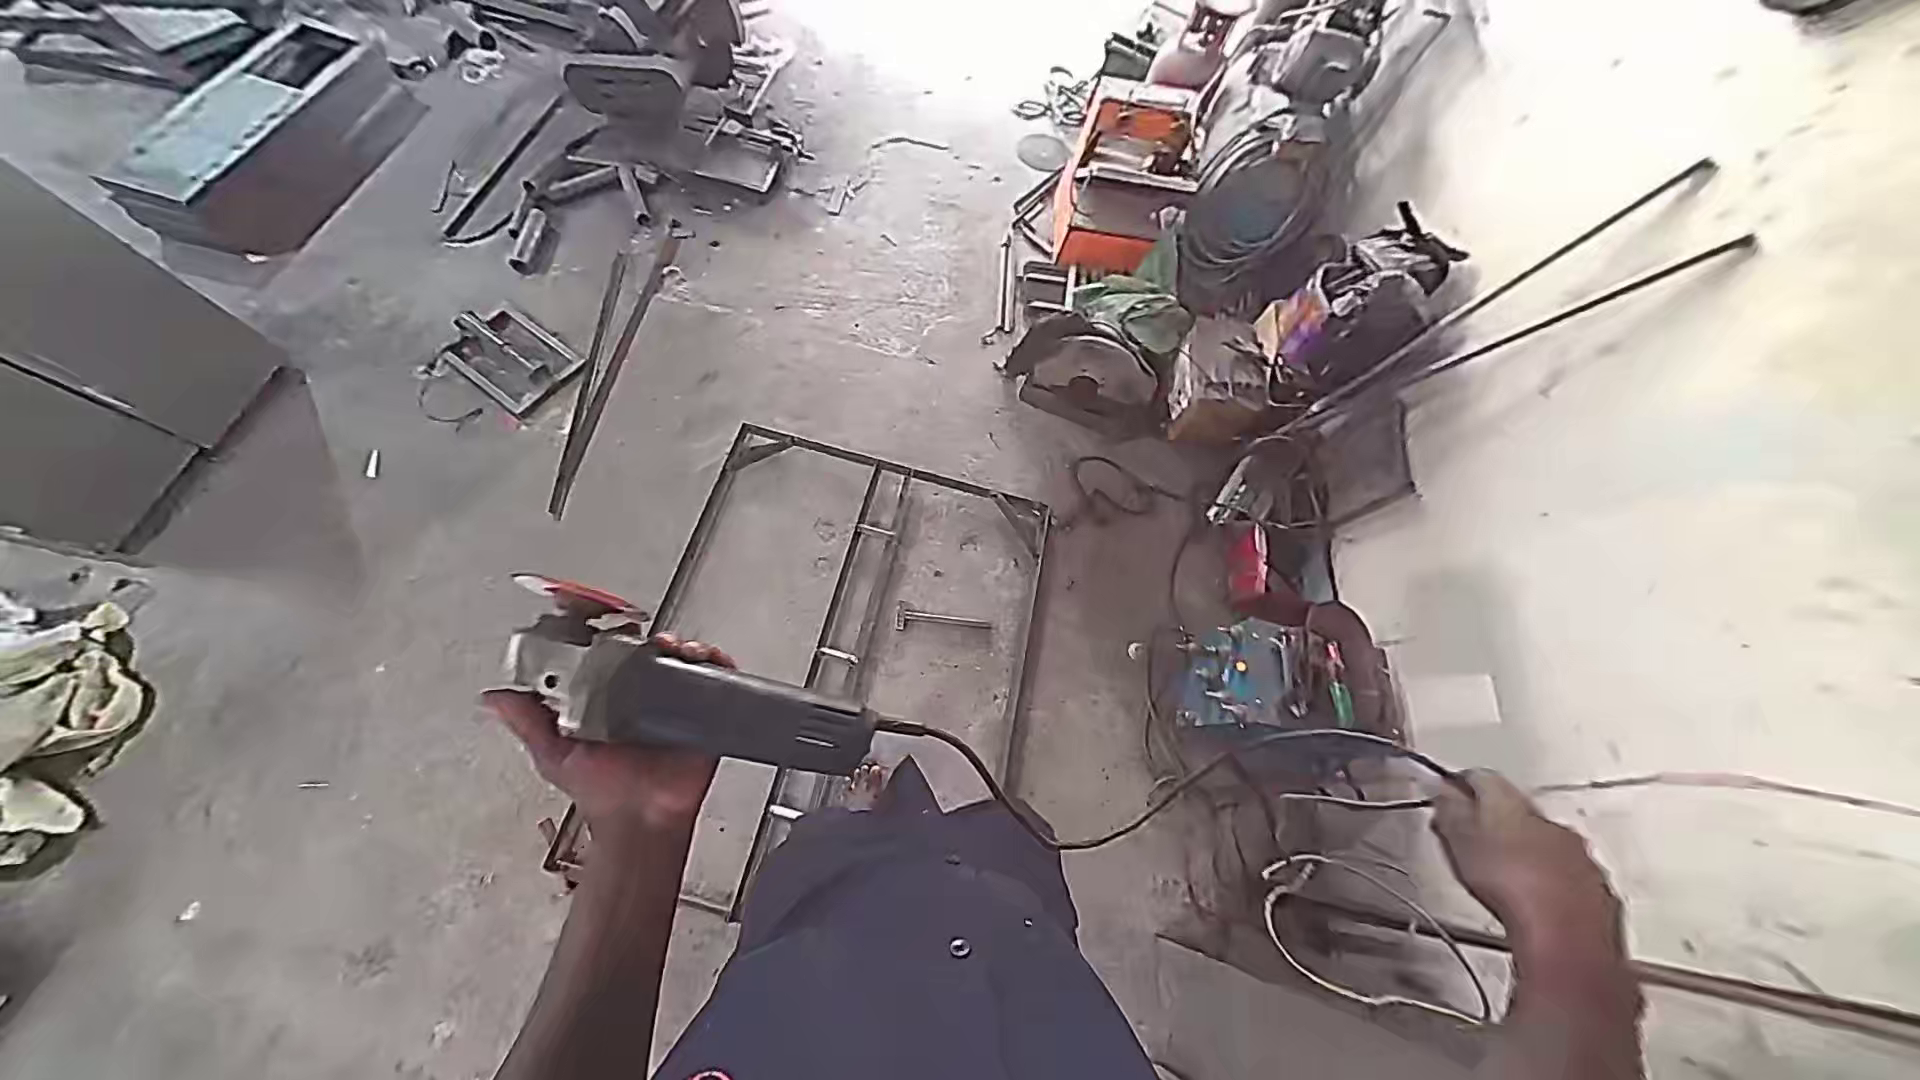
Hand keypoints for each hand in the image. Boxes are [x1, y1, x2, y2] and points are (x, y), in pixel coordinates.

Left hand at [485, 633, 735, 833]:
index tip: (617, 621)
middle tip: (654, 641)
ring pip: (687, 659)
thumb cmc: (605, 792)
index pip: (617, 654)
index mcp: (612, 699)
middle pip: (656, 651)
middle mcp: (646, 696)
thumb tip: (496, 697)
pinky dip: (717, 663)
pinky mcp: (706, 711)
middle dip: (657, 637)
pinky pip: (718, 678)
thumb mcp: (557, 754)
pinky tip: (706, 661)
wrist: (643, 818)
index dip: (619, 633)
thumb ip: (530, 723)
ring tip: (678, 650)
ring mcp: (678, 702)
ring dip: (686, 646)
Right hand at [1432, 771, 1623, 945]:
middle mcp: (1551, 823)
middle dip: (1494, 820)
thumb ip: (1448, 810)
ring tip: (1500, 873)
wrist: (1565, 939)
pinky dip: (1547, 877)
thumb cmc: (1507, 884)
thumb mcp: (1457, 840)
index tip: (1447, 797)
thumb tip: (1443, 790)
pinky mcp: (1599, 890)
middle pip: (1515, 810)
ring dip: (1523, 849)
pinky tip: (1531, 896)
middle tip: (1471, 839)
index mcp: (1513, 804)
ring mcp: (1580, 857)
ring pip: (1543, 841)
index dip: (1460, 785)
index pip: (1482, 777)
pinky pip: (1567, 872)